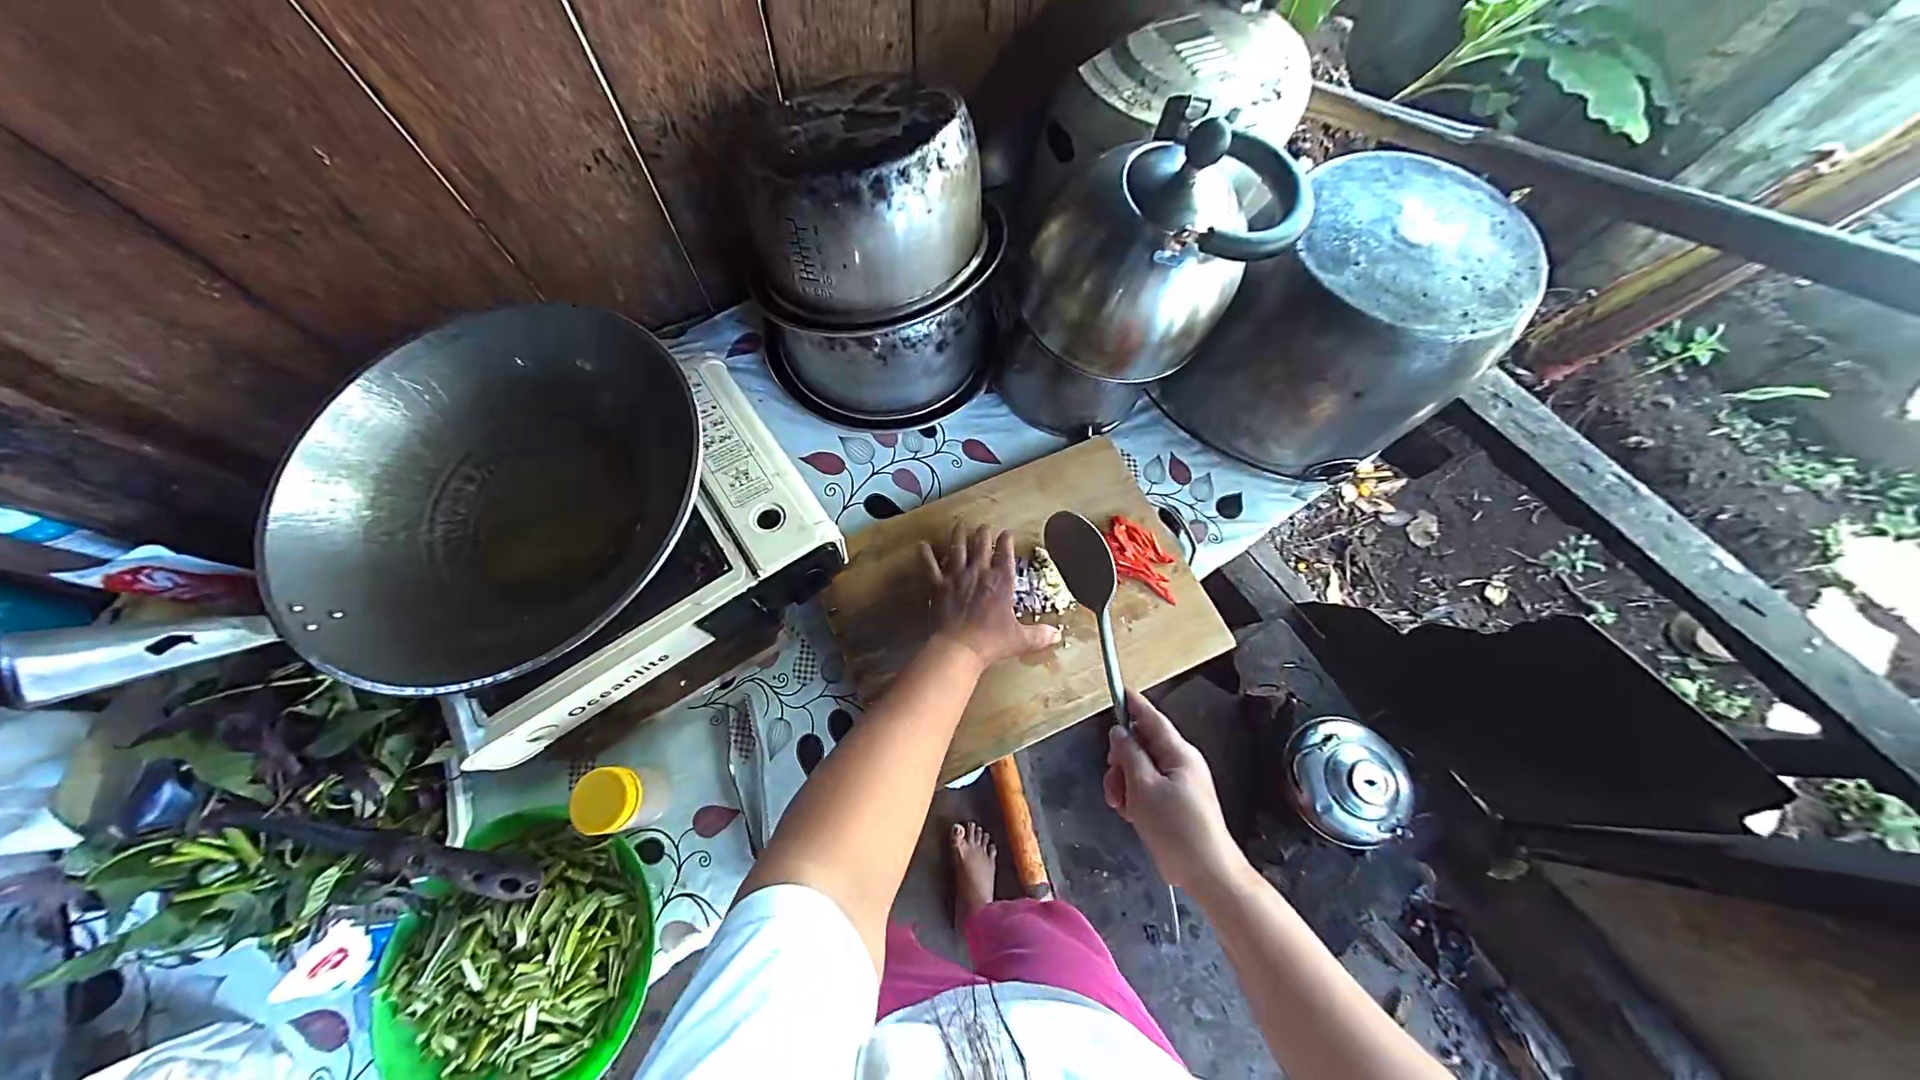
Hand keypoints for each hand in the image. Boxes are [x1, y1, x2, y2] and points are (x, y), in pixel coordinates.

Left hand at [921, 524, 1060, 667]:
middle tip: (984, 526)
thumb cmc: (991, 642)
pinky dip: (926, 554)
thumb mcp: (1020, 639)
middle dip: (984, 533)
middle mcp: (979, 573)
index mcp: (1001, 582)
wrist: (960, 647)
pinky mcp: (938, 585)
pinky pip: (930, 566)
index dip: (1006, 542)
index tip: (1006, 533)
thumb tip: (1057, 635)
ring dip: (959, 535)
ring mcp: (957, 577)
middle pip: (981, 545)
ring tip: (959, 525)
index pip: (1005, 554)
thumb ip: (1039, 635)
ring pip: (957, 548)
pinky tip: (923, 545)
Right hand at [1103, 690, 1244, 890]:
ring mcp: (1178, 783)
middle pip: (1141, 745)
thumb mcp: (1144, 788)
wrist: (1206, 873)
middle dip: (1120, 759)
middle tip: (1113, 780)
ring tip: (1122, 804)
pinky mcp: (1174, 802)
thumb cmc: (1177, 829)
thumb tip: (1119, 732)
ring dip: (1124, 781)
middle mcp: (1180, 763)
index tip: (1118, 692)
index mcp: (1178, 753)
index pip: (1152, 718)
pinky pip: (1146, 787)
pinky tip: (1131, 813)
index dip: (1133, 705)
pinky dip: (1134, 795)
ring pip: (1139, 768)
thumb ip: (1129, 755)